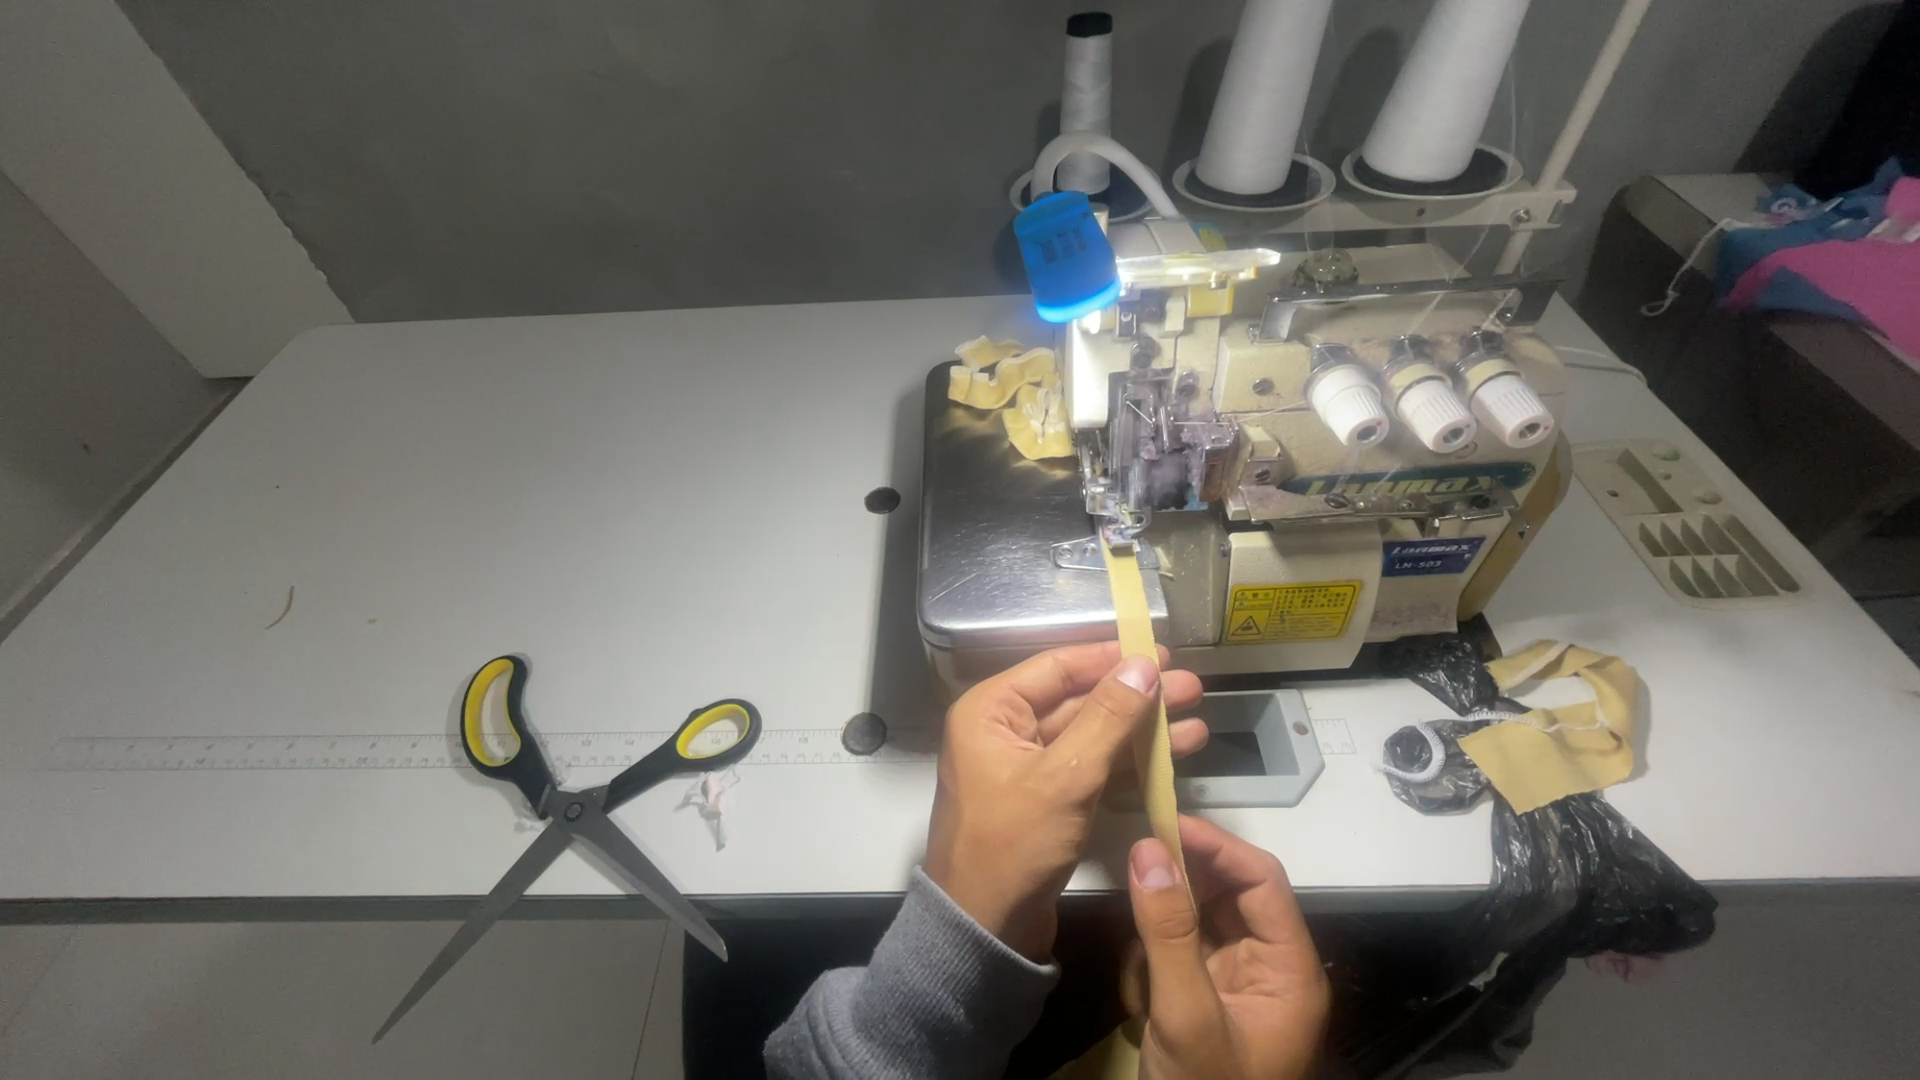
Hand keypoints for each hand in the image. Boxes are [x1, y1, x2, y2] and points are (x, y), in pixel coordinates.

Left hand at [925, 642, 1205, 959]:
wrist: (984, 929)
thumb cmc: (1012, 845)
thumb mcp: (1063, 777)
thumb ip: (1106, 718)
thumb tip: (1142, 666)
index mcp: (991, 710)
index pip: (1057, 667)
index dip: (1110, 656)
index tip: (1159, 650)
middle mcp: (1005, 729)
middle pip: (1079, 699)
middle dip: (1136, 695)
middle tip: (1191, 686)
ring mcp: (1028, 765)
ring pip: (1091, 734)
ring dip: (1140, 728)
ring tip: (1196, 717)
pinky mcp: (1047, 798)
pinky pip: (1091, 766)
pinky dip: (1129, 761)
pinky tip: (1172, 754)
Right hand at [1128, 816, 1328, 1079]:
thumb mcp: (1186, 1014)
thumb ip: (1168, 930)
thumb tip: (1148, 847)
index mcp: (1289, 967)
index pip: (1261, 879)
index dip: (1215, 844)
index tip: (1162, 824)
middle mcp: (1269, 963)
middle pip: (1229, 891)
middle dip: (1183, 883)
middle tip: (1135, 865)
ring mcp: (1237, 978)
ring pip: (1199, 915)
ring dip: (1163, 924)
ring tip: (1139, 948)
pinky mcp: (1208, 991)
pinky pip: (1180, 946)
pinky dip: (1154, 955)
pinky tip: (1142, 991)